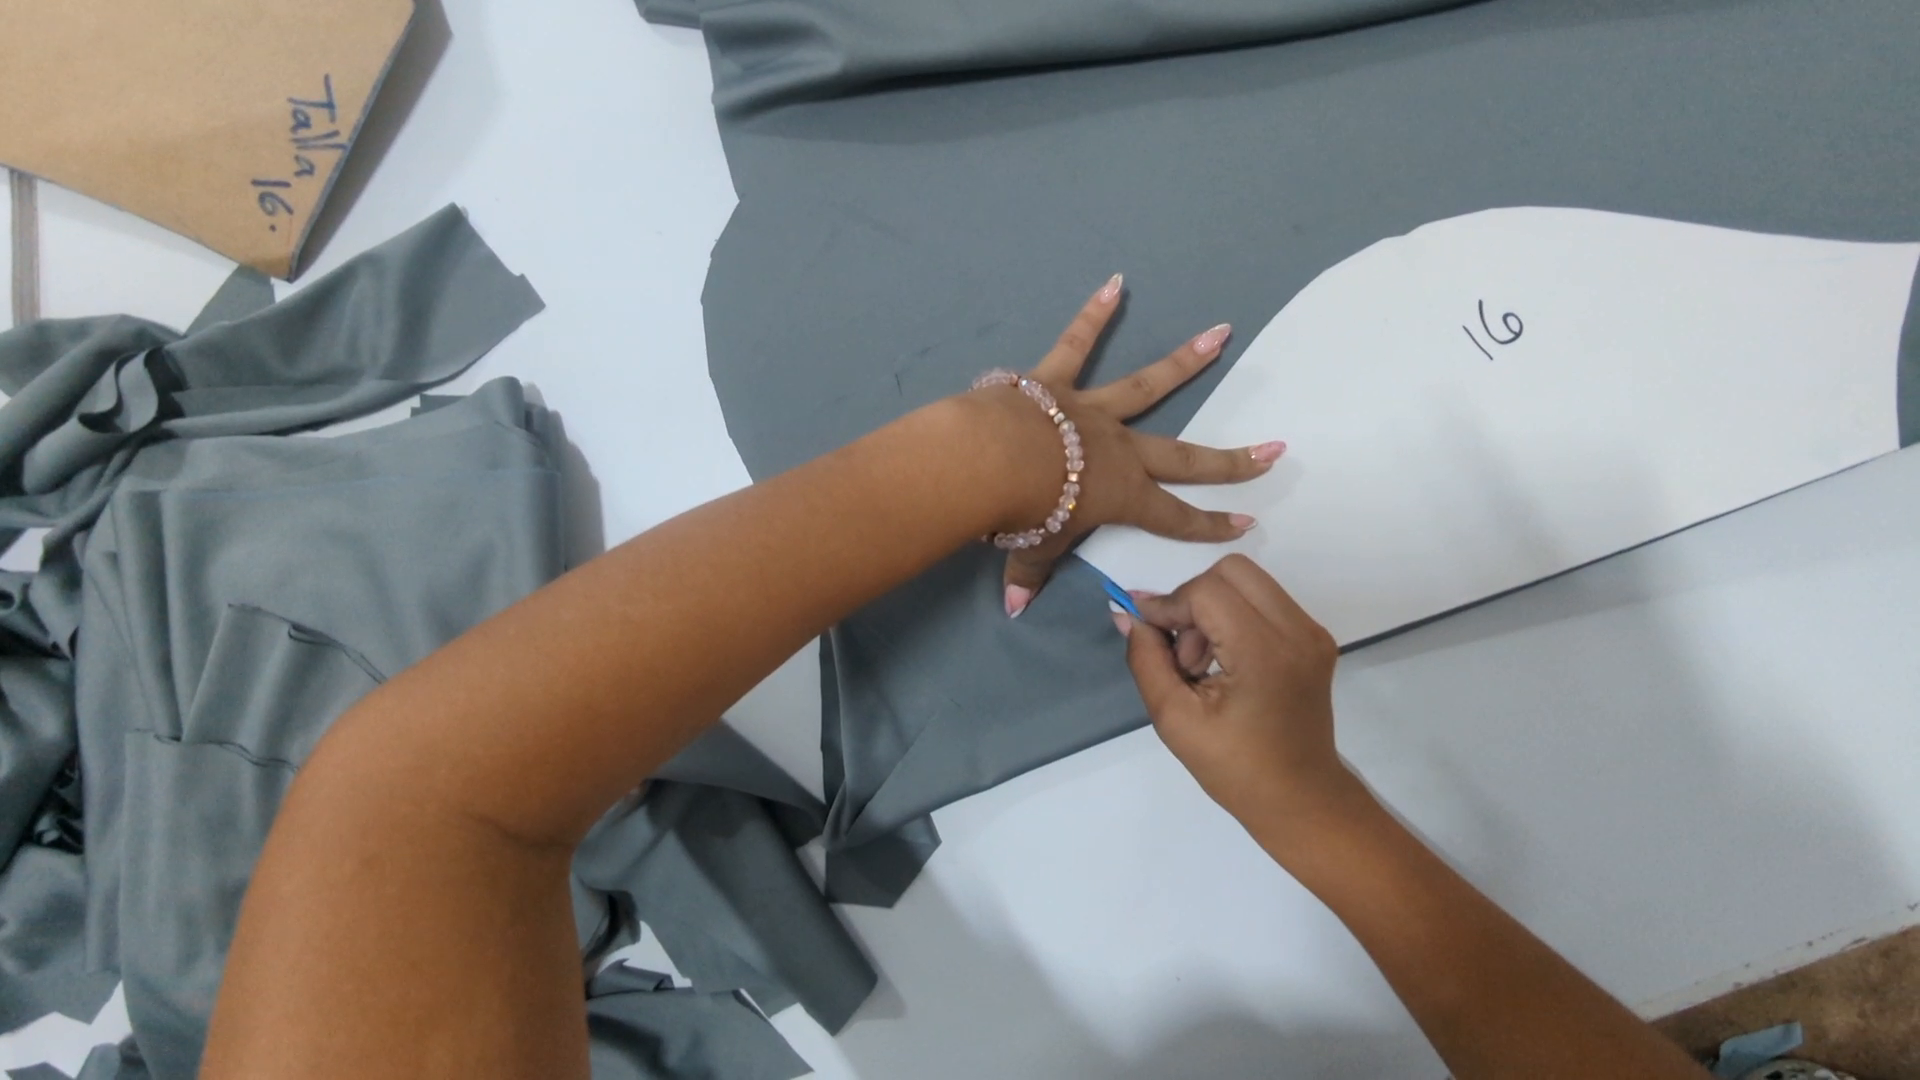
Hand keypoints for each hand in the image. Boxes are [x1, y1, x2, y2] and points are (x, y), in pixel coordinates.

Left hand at [996, 276, 1287, 615]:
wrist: (991, 461)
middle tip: (1273, 450)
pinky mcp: (1056, 382)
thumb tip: (1013, 610)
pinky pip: (1076, 344)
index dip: (1209, 526)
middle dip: (1229, 460)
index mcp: (1120, 497)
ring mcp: (1092, 411)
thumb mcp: (1029, 550)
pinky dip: (1094, 314)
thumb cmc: (1018, 511)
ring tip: (1220, 334)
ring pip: (1147, 386)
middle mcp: (1119, 451)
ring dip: (1186, 362)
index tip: (1245, 523)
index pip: (1174, 519)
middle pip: (1183, 458)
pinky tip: (1114, 283)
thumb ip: (1026, 576)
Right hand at [1120, 555, 1359, 834]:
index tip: (1149, 633)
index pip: (1207, 591)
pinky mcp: (1315, 637)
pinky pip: (1264, 599)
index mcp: (1264, 654)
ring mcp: (1312, 632)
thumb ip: (1146, 659)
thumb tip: (1127, 614)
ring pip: (1248, 580)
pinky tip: (1224, 660)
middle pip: (1232, 570)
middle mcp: (1297, 632)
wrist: (1300, 798)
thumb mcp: (1173, 719)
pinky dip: (1234, 616)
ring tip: (1202, 662)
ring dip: (1213, 607)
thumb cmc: (1234, 768)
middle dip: (1193, 598)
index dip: (1169, 605)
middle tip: (1182, 648)